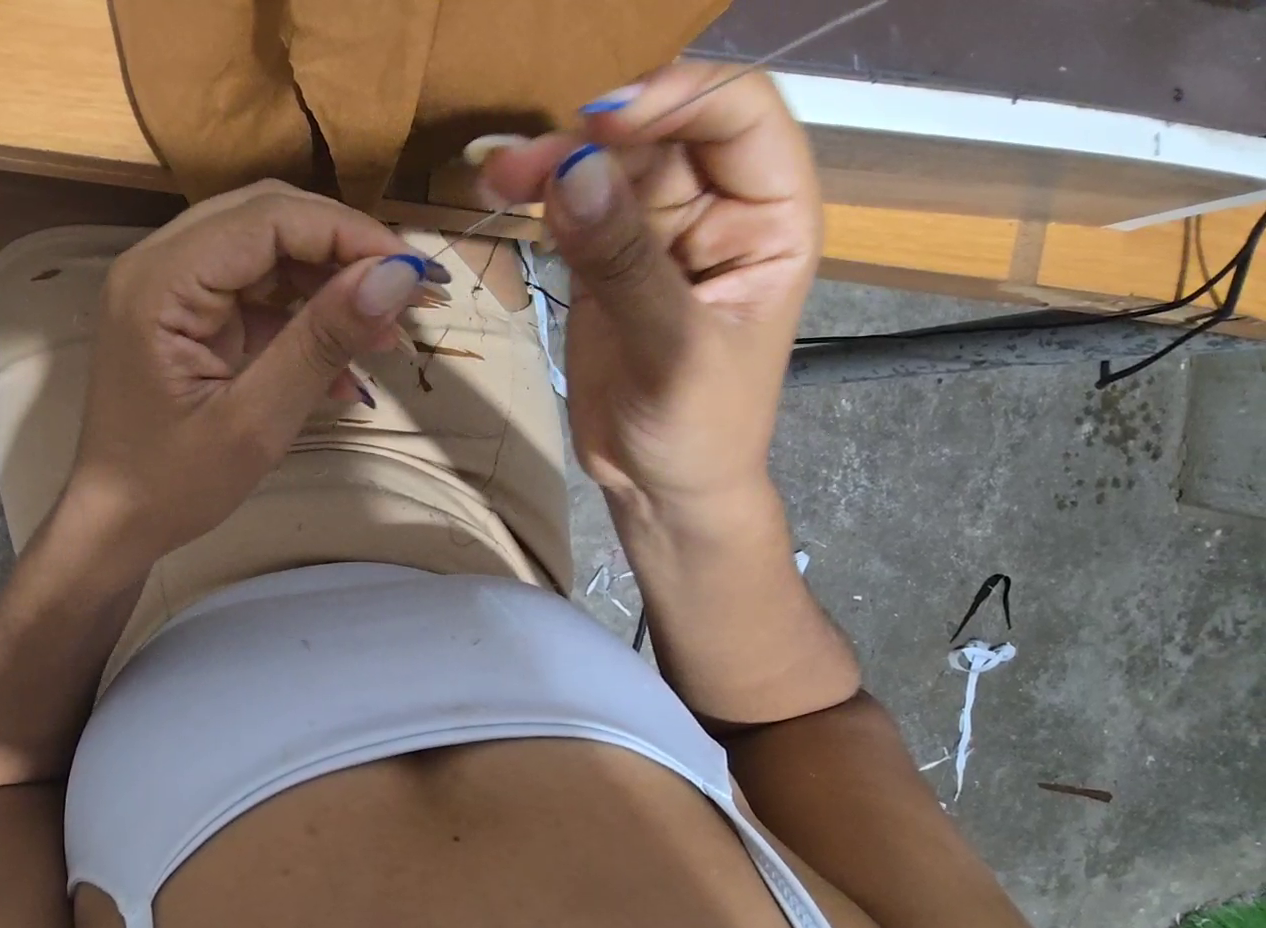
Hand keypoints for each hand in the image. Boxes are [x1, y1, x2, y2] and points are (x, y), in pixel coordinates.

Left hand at [60, 179, 434, 563]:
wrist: (118, 522)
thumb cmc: (174, 484)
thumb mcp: (255, 420)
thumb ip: (321, 341)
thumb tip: (396, 278)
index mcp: (160, 282)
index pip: (268, 218)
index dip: (349, 234)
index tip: (415, 275)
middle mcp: (159, 265)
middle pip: (268, 222)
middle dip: (344, 254)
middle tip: (408, 297)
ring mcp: (171, 289)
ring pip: (268, 255)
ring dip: (330, 288)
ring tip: (385, 337)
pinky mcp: (187, 316)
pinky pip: (257, 296)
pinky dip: (304, 321)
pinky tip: (344, 367)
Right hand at [478, 63, 820, 507]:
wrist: (661, 486)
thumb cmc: (700, 429)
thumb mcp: (673, 349)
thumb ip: (625, 263)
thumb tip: (570, 172)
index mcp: (772, 217)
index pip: (738, 116)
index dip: (675, 99)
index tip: (599, 122)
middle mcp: (718, 208)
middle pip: (661, 132)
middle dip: (594, 135)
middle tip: (521, 160)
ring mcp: (657, 232)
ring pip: (608, 165)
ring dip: (554, 162)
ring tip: (499, 176)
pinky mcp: (606, 260)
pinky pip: (574, 208)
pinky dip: (540, 197)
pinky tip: (505, 193)